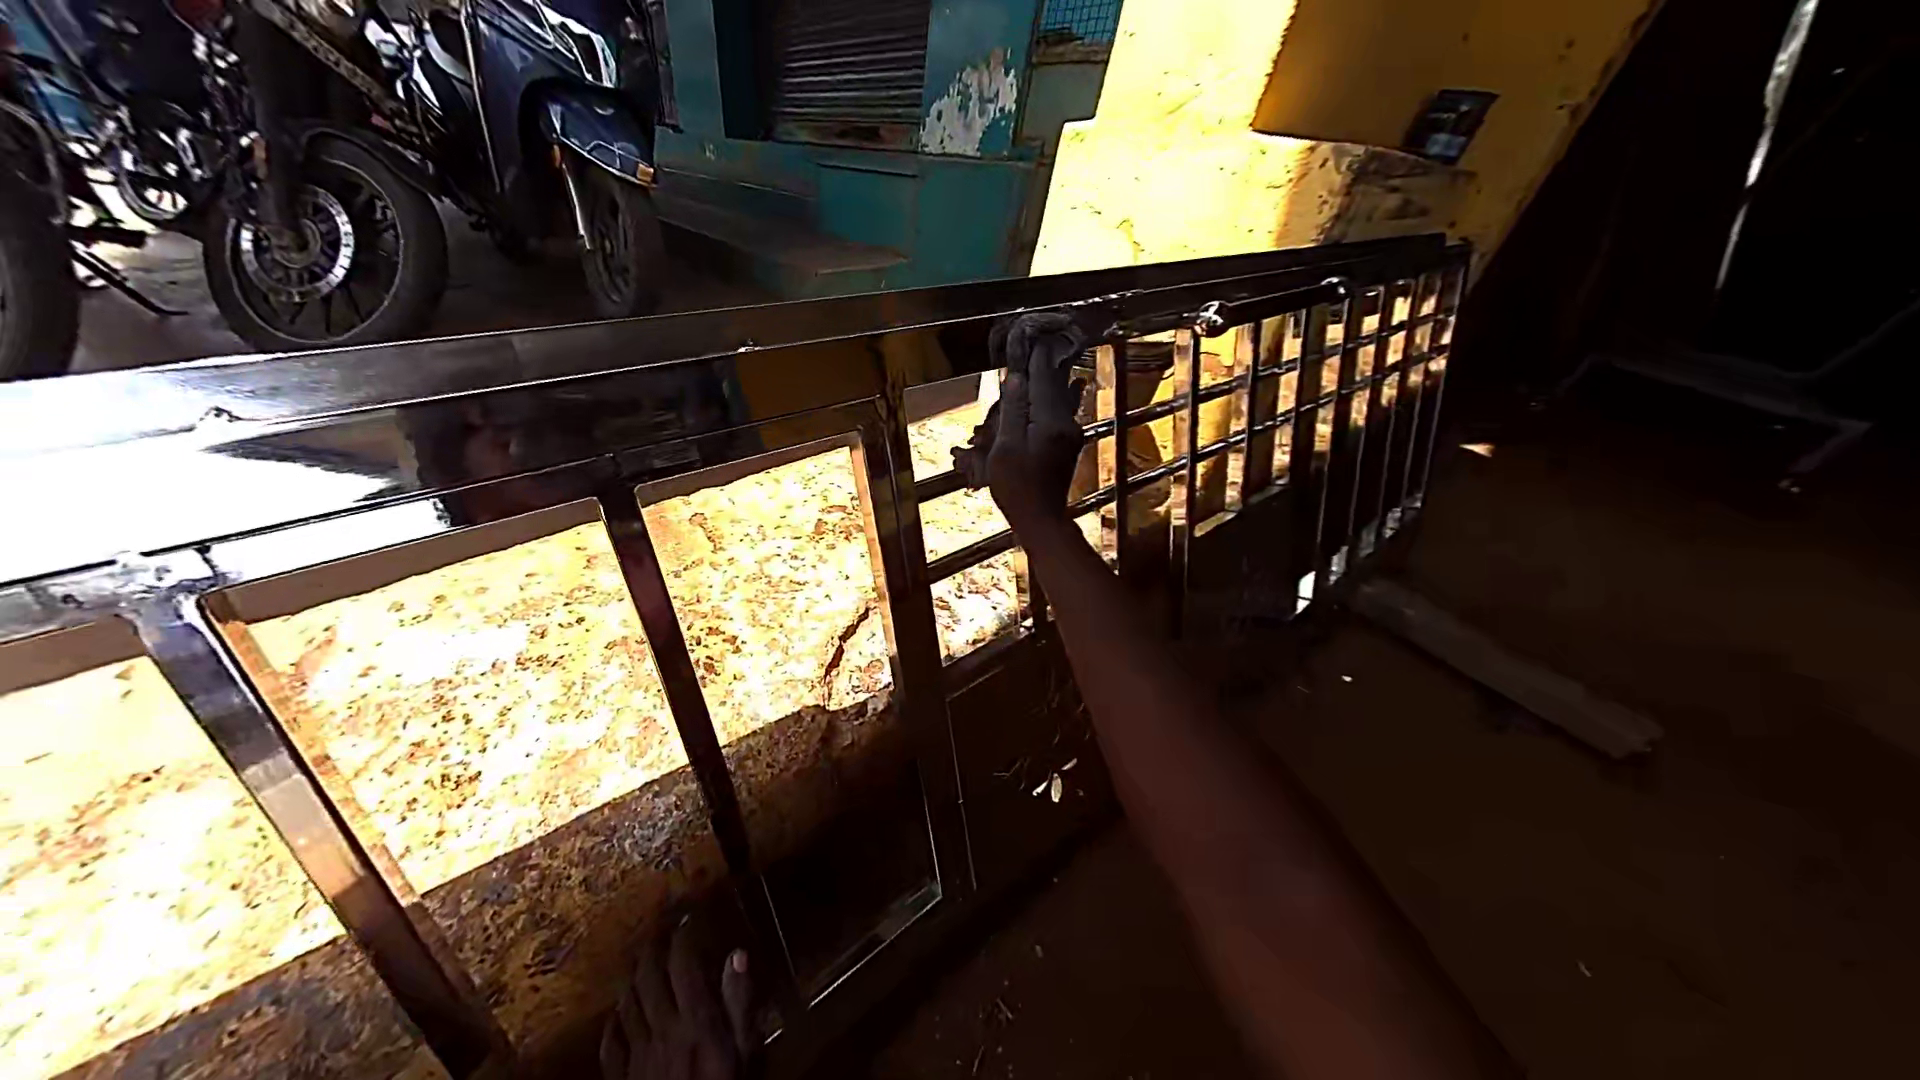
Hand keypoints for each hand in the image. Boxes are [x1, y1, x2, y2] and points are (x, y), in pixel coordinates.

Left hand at [600, 921, 753, 1079]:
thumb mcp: (747, 1055)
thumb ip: (741, 1005)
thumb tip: (736, 955)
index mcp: (695, 1020)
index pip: (682, 963)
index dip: (682, 934)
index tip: (688, 914)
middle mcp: (661, 1029)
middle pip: (647, 977)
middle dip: (652, 945)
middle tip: (661, 926)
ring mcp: (637, 1056)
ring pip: (626, 1003)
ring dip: (633, 975)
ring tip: (641, 958)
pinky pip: (612, 1043)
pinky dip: (615, 1020)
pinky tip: (619, 1013)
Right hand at [952, 313, 1089, 533]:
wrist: (1041, 519)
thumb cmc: (1017, 488)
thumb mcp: (1006, 448)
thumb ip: (1013, 410)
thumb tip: (1016, 378)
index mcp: (1050, 422)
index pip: (1043, 378)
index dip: (1035, 357)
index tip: (1032, 335)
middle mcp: (1066, 424)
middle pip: (1054, 386)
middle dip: (1042, 369)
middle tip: (1039, 344)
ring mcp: (1070, 435)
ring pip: (1059, 399)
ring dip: (1050, 383)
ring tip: (1052, 360)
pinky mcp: (1067, 445)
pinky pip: (1060, 413)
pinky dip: (1052, 401)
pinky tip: (1064, 389)